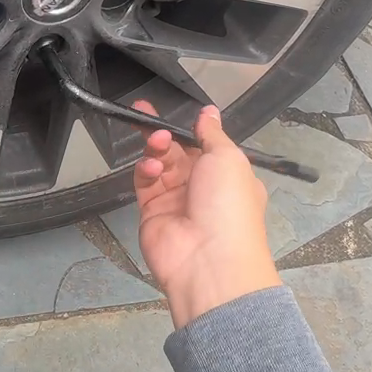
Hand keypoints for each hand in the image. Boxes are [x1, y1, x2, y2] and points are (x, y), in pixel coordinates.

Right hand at [132, 102, 279, 328]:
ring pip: (159, 163)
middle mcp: (202, 187)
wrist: (208, 260)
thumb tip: (208, 111)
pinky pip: (145, 182)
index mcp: (228, 175)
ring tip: (156, 144)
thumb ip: (212, 133)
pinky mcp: (151, 210)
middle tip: (143, 112)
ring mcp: (175, 199)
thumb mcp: (228, 159)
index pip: (204, 145)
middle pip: (177, 152)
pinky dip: (145, 170)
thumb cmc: (228, 203)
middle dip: (163, 133)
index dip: (189, 128)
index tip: (173, 113)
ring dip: (155, 149)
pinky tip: (150, 168)